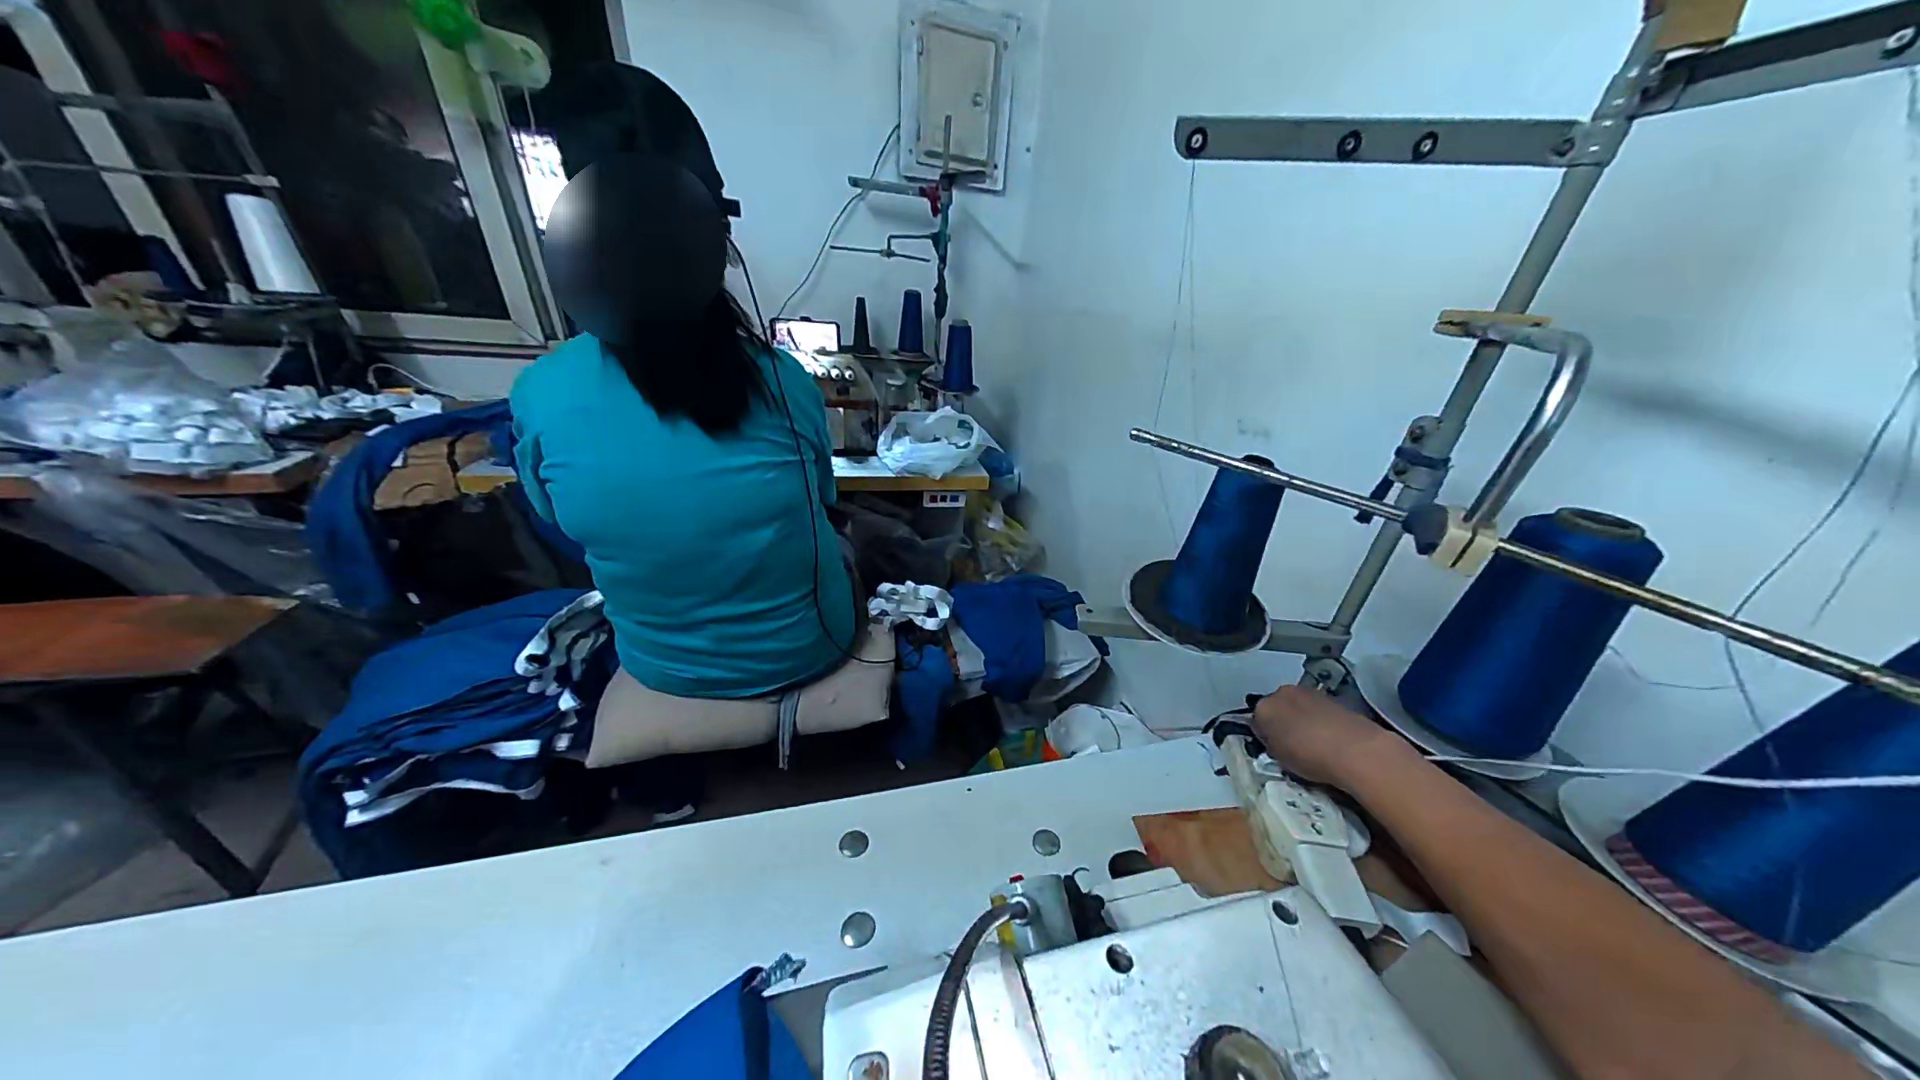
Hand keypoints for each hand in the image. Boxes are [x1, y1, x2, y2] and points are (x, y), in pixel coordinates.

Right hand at [1251, 683, 1402, 788]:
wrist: (1356, 749)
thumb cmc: (1309, 756)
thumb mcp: (1279, 757)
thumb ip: (1271, 743)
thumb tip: (1272, 739)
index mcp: (1263, 707)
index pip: (1255, 720)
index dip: (1264, 735)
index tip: (1273, 748)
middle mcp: (1282, 693)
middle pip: (1277, 707)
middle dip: (1282, 721)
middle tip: (1292, 744)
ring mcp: (1309, 692)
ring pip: (1298, 706)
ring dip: (1301, 718)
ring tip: (1314, 741)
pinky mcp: (1333, 697)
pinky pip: (1318, 709)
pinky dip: (1320, 718)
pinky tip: (1330, 736)